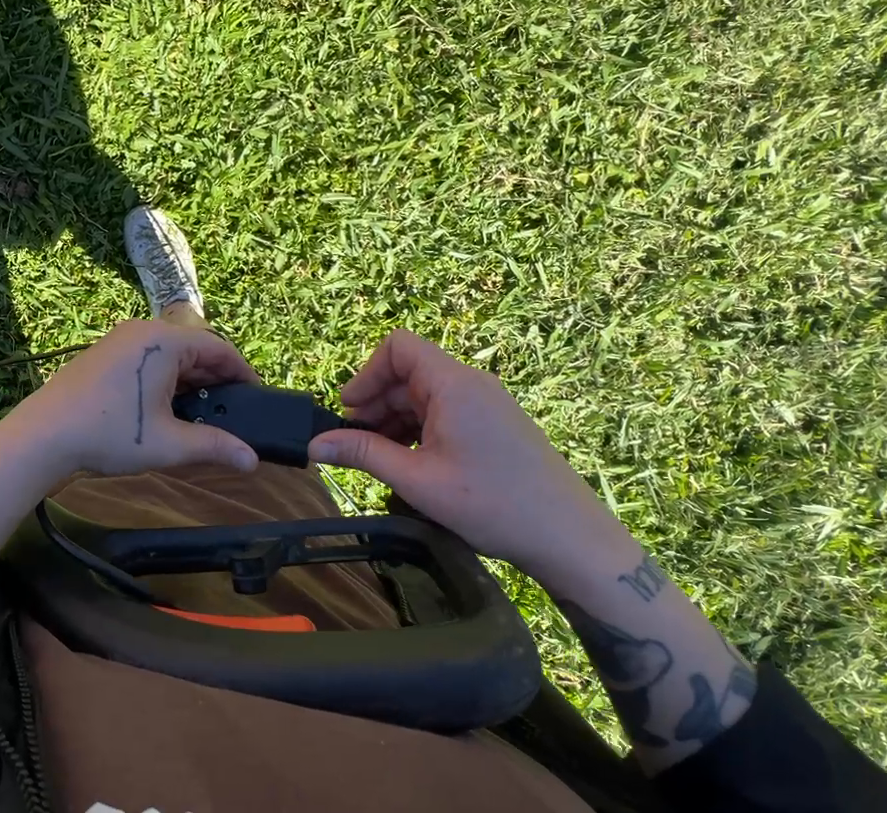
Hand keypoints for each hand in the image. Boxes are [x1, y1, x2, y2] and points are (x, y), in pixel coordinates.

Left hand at [0, 319, 261, 477]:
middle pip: (193, 347)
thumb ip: (214, 447)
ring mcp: (119, 340)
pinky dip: (165, 379)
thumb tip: (251, 460)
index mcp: (162, 341)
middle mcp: (141, 331)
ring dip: (190, 380)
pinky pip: (147, 359)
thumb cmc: (109, 433)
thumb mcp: (168, 444)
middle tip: (233, 411)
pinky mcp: (104, 355)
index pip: (218, 347)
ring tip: (204, 415)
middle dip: (216, 378)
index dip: (242, 372)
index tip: (258, 398)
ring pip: (169, 354)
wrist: (44, 435)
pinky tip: (168, 409)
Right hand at [308, 329, 633, 587]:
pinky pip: (443, 413)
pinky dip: (418, 430)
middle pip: (406, 373)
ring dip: (393, 421)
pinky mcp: (494, 426)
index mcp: (454, 385)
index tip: (350, 410)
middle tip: (355, 444)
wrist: (572, 540)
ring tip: (380, 459)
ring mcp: (486, 405)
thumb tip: (314, 445)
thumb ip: (362, 454)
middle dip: (374, 403)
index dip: (366, 373)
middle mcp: (471, 385)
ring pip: (423, 396)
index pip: (398, 346)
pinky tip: (410, 464)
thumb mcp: (417, 480)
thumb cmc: (492, 504)